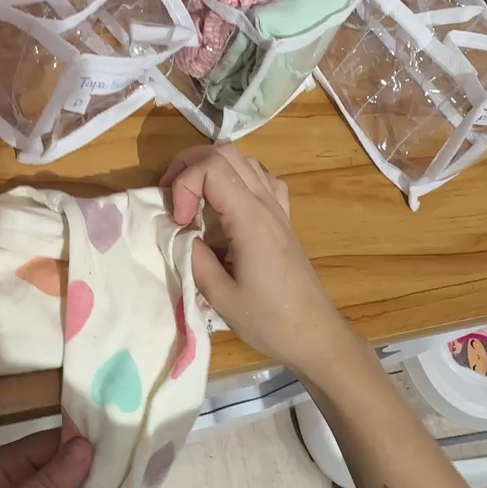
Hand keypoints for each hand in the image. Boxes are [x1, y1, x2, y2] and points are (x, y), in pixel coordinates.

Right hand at [161, 144, 363, 373]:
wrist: (315, 335)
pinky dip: (237, 178)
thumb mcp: (220, 297)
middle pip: (226, 152)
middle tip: (171, 195)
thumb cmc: (269, 320)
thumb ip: (194, 258)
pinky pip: (262, 178)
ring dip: (211, 168)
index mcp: (250, 220)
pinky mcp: (283, 219)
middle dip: (190, 164)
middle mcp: (266, 204)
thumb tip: (179, 234)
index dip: (184, 184)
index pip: (211, 168)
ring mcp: (278, 209)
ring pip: (244, 159)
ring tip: (192, 199)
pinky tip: (227, 203)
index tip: (178, 221)